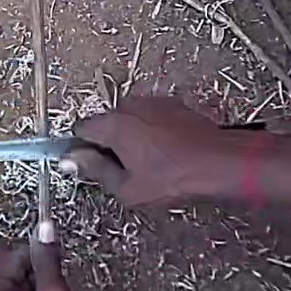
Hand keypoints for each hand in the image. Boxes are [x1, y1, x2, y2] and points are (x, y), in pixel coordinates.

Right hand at [65, 92, 241, 206]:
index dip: (84, 148)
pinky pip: (150, 116)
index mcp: (112, 124)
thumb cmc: (172, 178)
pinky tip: (167, 150)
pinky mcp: (170, 103)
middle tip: (126, 168)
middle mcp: (127, 106)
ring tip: (151, 160)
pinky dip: (151, 129)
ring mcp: (150, 101)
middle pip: (105, 123)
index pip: (81, 129)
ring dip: (132, 135)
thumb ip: (95, 170)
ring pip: (129, 119)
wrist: (217, 161)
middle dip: (110, 142)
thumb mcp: (128, 188)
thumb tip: (72, 160)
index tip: (94, 163)